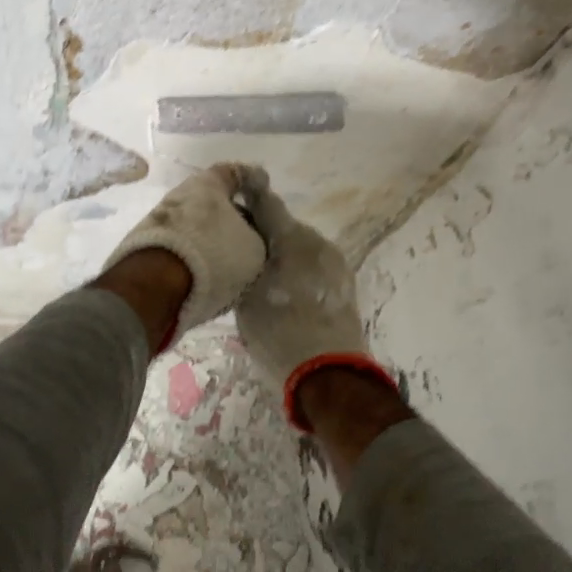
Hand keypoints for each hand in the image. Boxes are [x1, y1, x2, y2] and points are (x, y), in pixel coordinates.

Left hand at [100, 164, 268, 347]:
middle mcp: (181, 193)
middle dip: (231, 218)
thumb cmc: (214, 252)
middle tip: (250, 237)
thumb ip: (256, 237)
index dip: (251, 182)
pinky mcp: (148, 244)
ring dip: (212, 240)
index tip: (263, 193)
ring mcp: (161, 218)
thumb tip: (249, 239)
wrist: (158, 282)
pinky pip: (181, 246)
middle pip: (212, 201)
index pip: (234, 173)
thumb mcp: (254, 248)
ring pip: (196, 226)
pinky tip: (208, 276)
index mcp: (208, 182)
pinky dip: (195, 256)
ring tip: (230, 263)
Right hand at [232, 168, 391, 429]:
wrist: (328, 377)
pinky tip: (280, 292)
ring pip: (297, 247)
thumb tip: (238, 240)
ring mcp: (335, 262)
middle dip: (259, 232)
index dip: (245, 194)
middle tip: (235, 250)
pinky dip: (294, 270)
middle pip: (281, 225)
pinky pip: (311, 265)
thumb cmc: (279, 331)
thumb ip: (242, 257)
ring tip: (256, 276)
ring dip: (278, 253)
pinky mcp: (344, 284)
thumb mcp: (246, 292)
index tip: (228, 194)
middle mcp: (317, 240)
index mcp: (291, 235)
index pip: (264, 200)